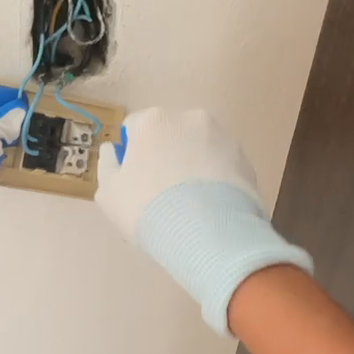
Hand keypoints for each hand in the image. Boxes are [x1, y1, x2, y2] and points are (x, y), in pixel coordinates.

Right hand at [95, 107, 312, 333]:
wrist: (207, 233)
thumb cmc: (147, 208)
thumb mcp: (108, 194)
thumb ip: (107, 166)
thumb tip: (113, 151)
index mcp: (154, 120)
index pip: (135, 127)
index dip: (131, 154)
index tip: (134, 179)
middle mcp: (190, 119)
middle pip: (170, 134)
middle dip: (165, 155)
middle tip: (160, 192)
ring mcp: (223, 138)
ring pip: (198, 149)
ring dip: (192, 166)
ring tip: (189, 204)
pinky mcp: (246, 162)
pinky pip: (221, 167)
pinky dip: (214, 181)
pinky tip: (209, 208)